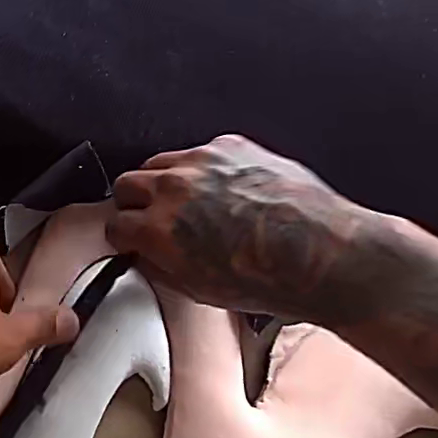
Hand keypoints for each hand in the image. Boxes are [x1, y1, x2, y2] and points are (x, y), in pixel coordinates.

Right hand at [105, 135, 390, 322]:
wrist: (323, 254)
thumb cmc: (272, 277)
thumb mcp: (197, 291)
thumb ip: (160, 266)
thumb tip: (148, 257)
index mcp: (159, 230)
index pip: (115, 224)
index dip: (122, 235)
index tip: (129, 237)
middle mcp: (174, 190)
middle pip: (126, 184)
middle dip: (134, 202)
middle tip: (149, 215)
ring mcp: (202, 162)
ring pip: (158, 162)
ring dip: (162, 181)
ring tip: (184, 201)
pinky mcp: (231, 146)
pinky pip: (199, 152)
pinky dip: (202, 169)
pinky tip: (220, 188)